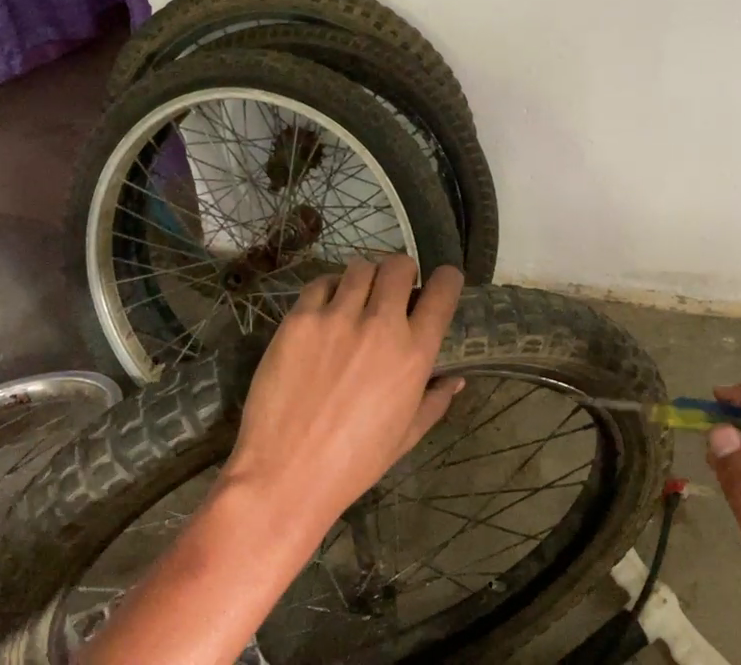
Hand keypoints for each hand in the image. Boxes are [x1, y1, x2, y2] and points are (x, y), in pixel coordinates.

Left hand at [221, 256, 464, 529]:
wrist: (286, 474)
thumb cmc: (354, 463)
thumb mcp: (406, 436)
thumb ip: (435, 402)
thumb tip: (455, 379)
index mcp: (414, 354)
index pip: (442, 292)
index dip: (447, 278)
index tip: (441, 281)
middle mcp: (381, 325)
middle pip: (399, 266)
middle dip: (401, 272)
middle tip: (393, 288)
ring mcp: (337, 318)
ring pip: (360, 268)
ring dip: (366, 277)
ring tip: (358, 296)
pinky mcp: (299, 319)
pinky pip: (320, 283)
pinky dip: (329, 288)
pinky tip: (326, 307)